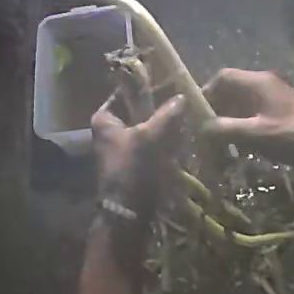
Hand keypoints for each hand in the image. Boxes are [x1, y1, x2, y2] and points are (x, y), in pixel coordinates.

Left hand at [92, 94, 187, 212]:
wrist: (128, 213)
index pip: (126, 91)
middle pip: (140, 108)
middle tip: (184, 98)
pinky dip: (168, 138)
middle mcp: (112, 128)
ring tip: (188, 114)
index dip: (147, 84)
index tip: (172, 79)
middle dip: (161, 105)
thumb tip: (182, 96)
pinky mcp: (138, 159)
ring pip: (150, 125)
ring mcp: (125, 144)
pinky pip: (155, 141)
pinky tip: (185, 134)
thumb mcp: (149, 138)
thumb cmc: (131, 169)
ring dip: (167, 123)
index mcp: (105, 118)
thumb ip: (166, 115)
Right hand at [201, 69, 293, 169]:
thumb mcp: (254, 135)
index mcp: (258, 83)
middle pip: (229, 92)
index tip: (194, 114)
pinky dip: (239, 130)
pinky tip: (235, 149)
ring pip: (239, 106)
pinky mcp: (278, 115)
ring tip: (217, 145)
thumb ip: (223, 129)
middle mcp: (264, 86)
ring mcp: (272, 100)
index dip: (205, 93)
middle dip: (214, 111)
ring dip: (226, 123)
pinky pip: (250, 117)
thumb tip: (199, 128)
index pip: (223, 78)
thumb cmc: (293, 138)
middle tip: (204, 133)